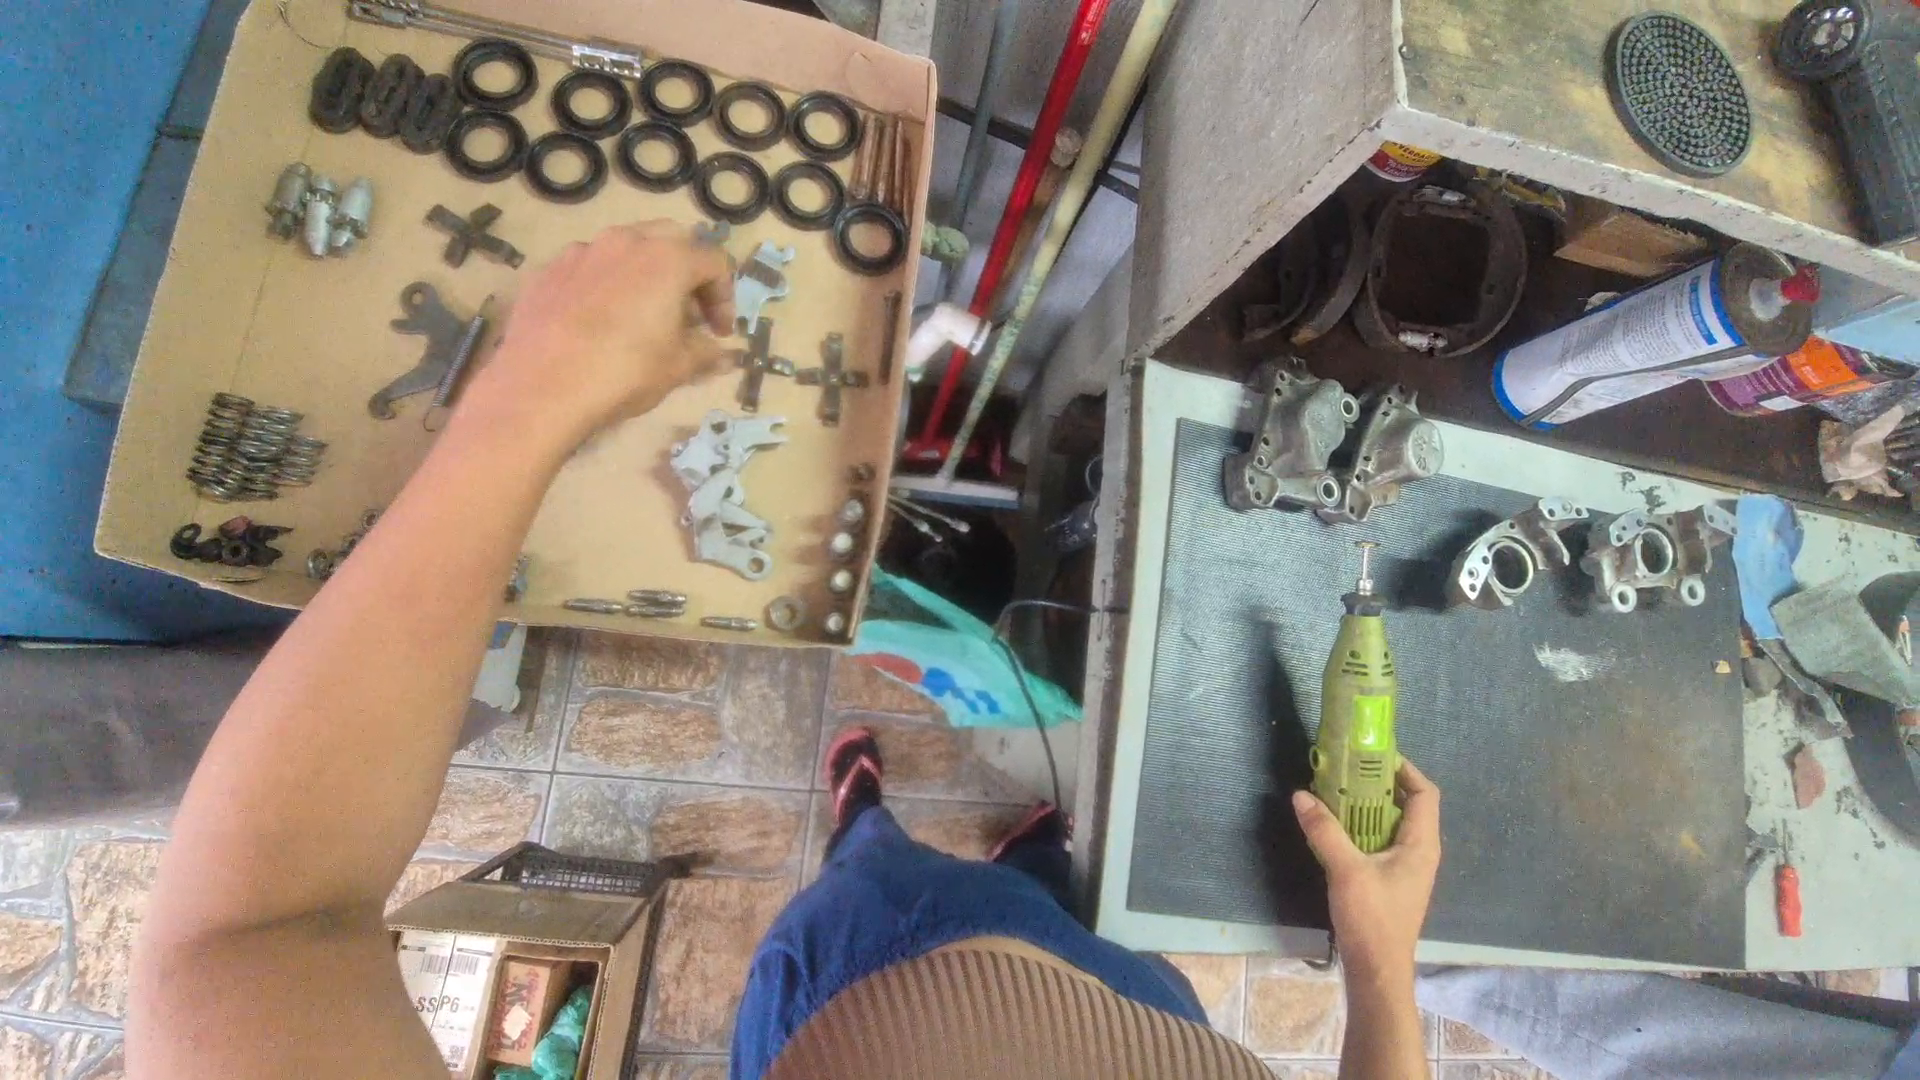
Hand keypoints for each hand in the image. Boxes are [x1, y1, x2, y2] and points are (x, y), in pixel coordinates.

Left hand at [463, 221, 734, 444]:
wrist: (543, 386)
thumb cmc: (626, 373)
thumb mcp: (679, 368)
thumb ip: (708, 353)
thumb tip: (725, 355)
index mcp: (668, 260)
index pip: (714, 263)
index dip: (726, 298)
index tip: (721, 333)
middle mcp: (626, 242)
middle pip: (673, 239)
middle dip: (689, 272)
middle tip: (690, 312)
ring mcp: (583, 251)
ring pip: (628, 247)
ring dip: (647, 273)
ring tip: (645, 314)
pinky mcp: (550, 270)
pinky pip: (591, 266)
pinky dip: (608, 284)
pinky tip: (602, 321)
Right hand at [1291, 760, 1440, 983]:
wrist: (1376, 970)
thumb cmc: (1373, 919)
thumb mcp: (1346, 870)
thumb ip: (1324, 830)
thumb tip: (1301, 795)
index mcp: (1421, 845)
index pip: (1425, 793)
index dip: (1405, 769)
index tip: (1372, 754)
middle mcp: (1418, 851)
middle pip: (1405, 803)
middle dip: (1376, 782)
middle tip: (1343, 766)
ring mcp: (1404, 866)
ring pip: (1388, 821)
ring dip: (1364, 803)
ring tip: (1333, 788)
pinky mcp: (1388, 877)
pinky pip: (1376, 837)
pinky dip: (1358, 823)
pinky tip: (1332, 823)